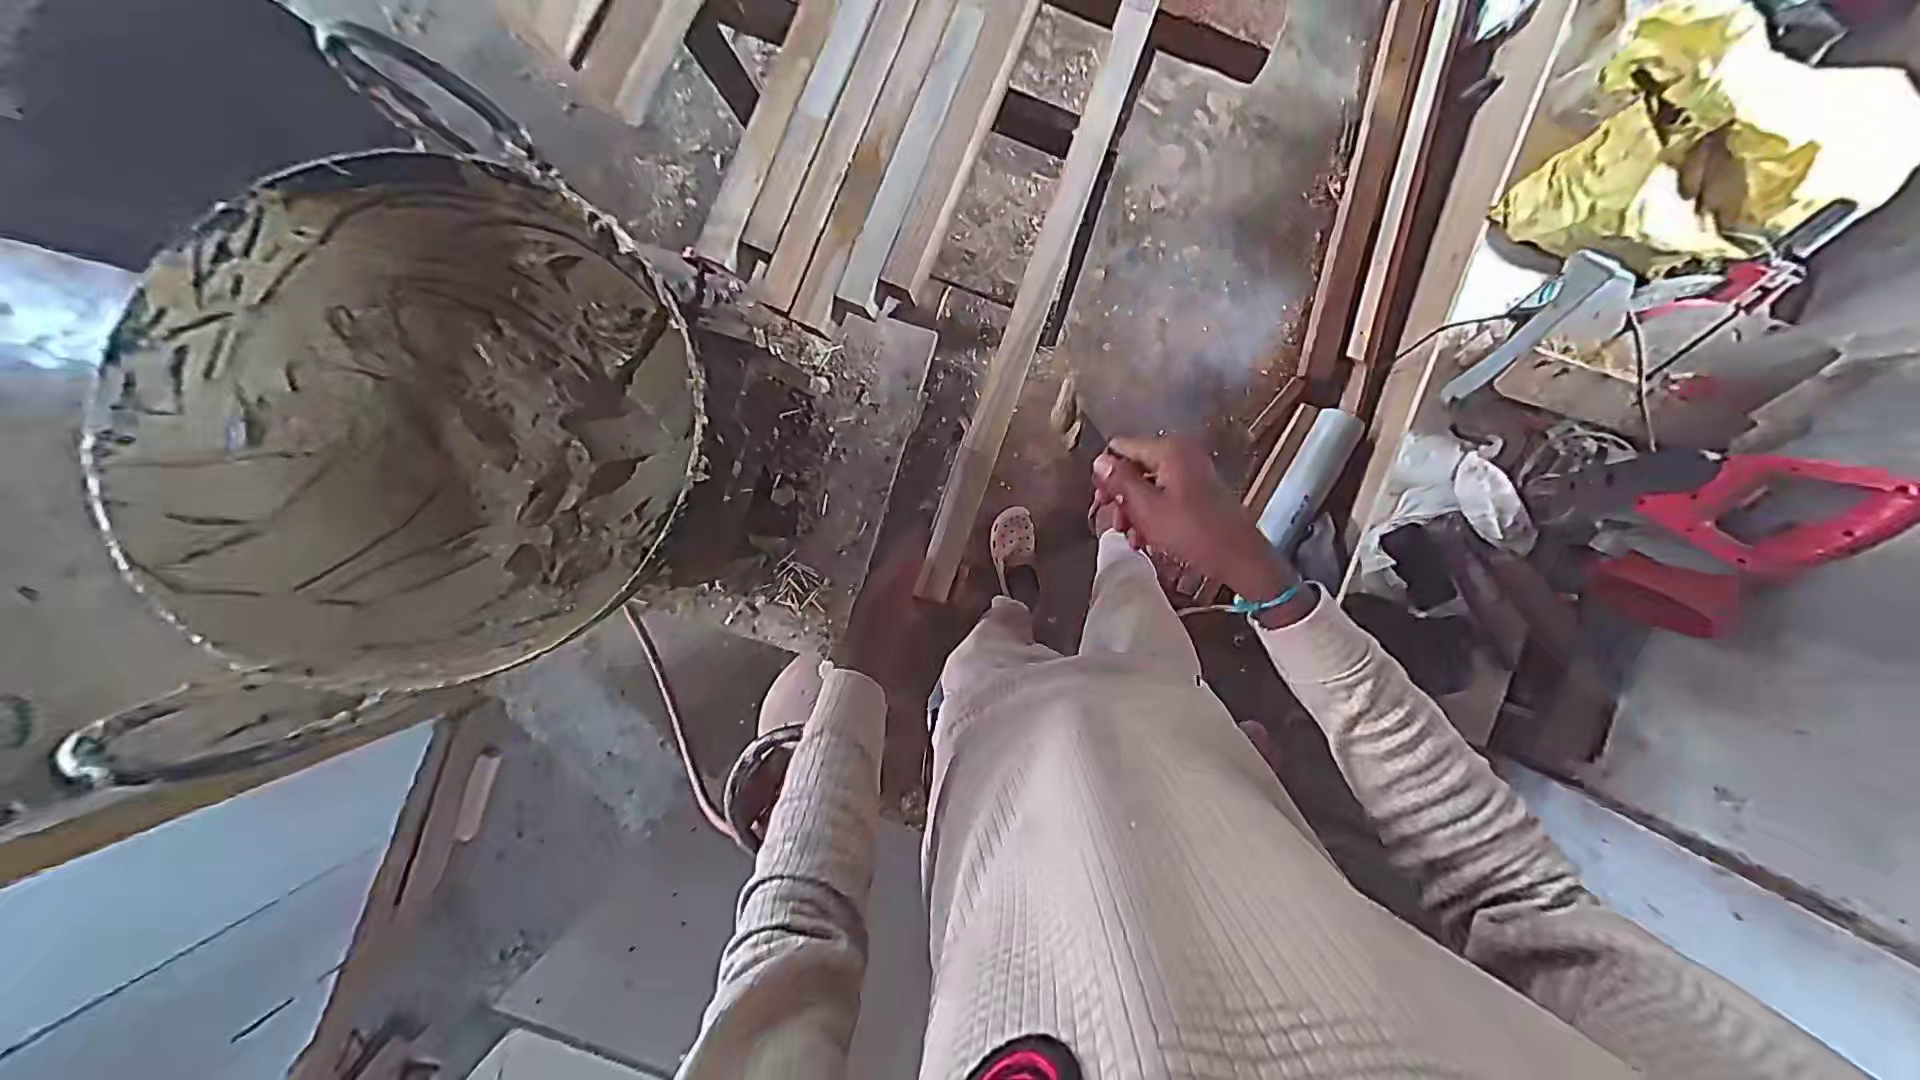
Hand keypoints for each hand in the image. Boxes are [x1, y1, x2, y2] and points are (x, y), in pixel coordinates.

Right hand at [1091, 436, 1295, 603]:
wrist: (1236, 557)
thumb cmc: (1191, 532)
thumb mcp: (1146, 507)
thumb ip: (1120, 481)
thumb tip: (1099, 461)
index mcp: (1168, 451)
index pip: (1120, 448)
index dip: (1105, 473)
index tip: (1101, 499)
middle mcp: (1181, 454)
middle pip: (1134, 467)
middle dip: (1120, 495)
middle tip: (1116, 522)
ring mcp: (1191, 473)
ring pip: (1147, 485)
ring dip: (1134, 510)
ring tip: (1131, 536)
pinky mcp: (1197, 492)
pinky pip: (1164, 495)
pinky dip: (1151, 514)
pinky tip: (1146, 537)